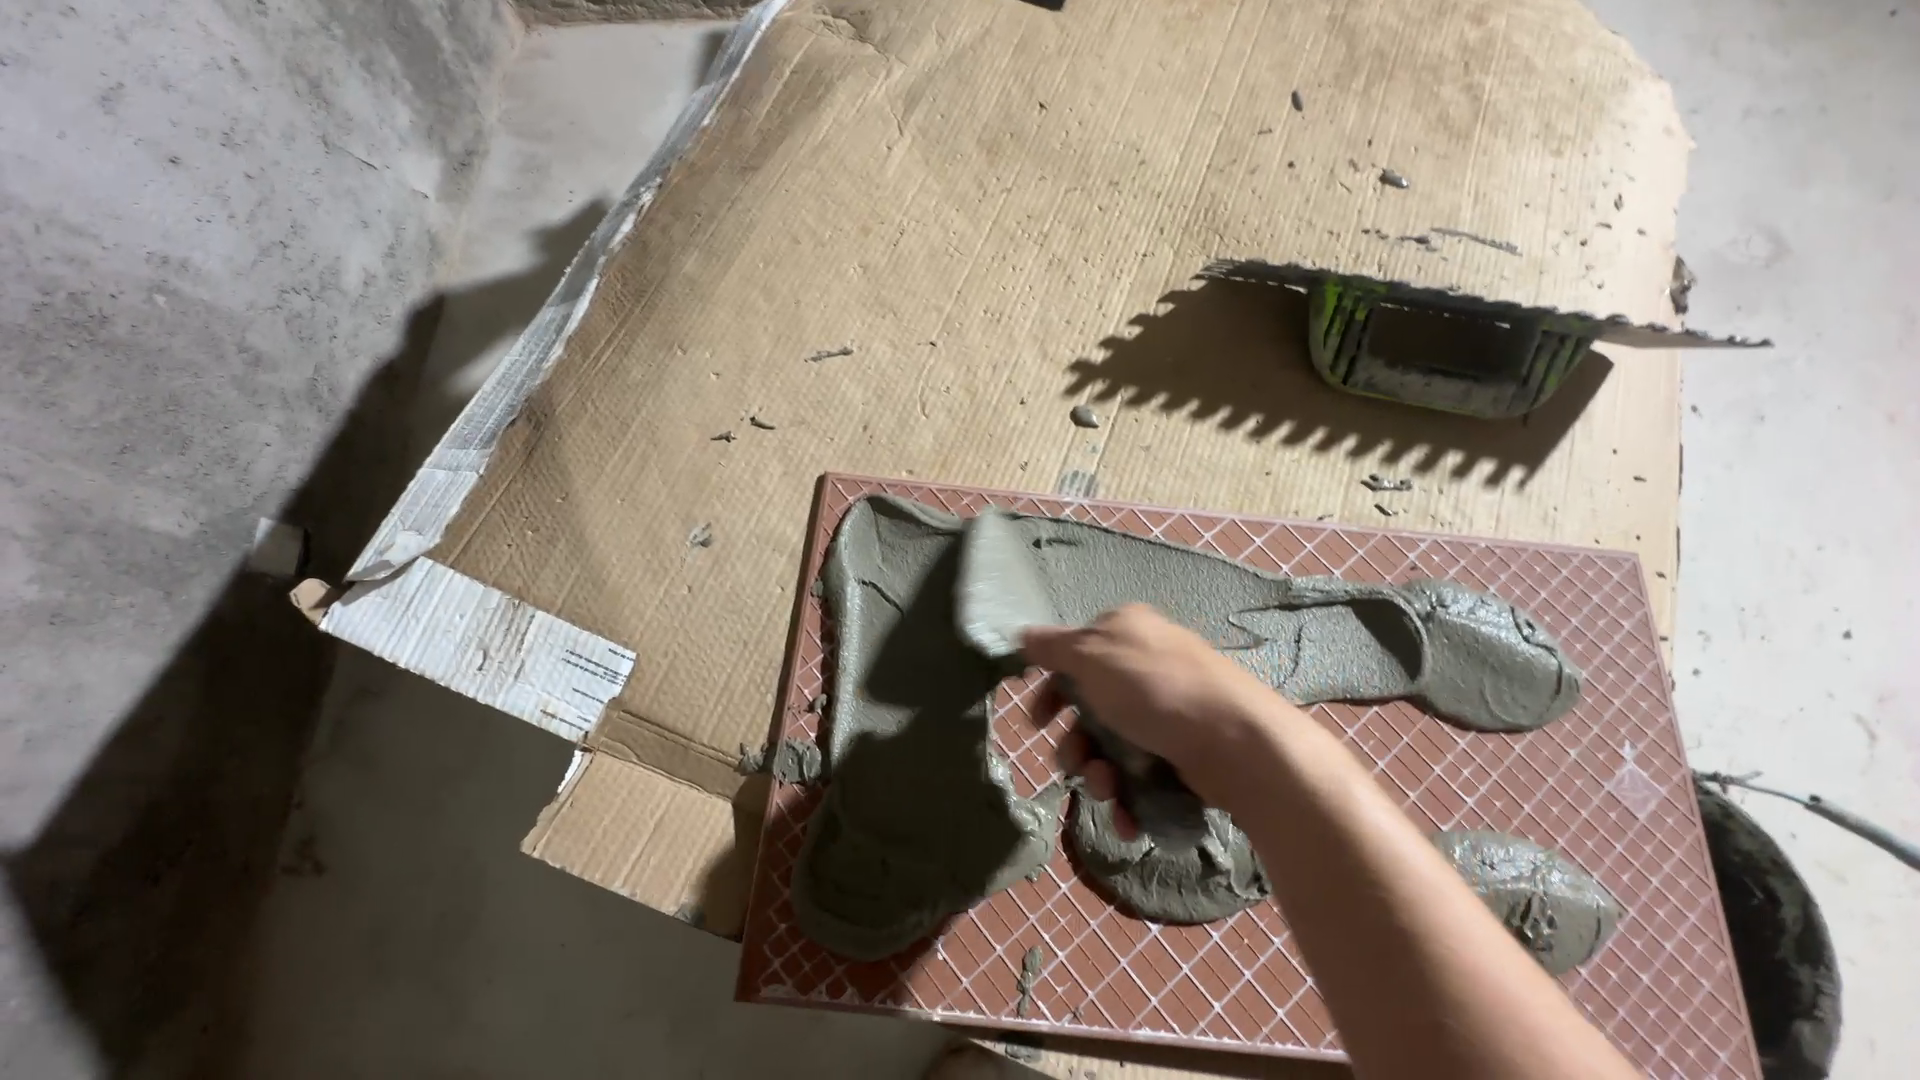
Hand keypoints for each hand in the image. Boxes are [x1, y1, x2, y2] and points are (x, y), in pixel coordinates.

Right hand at [1023, 604, 1293, 820]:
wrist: (1237, 742)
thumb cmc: (1156, 689)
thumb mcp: (1093, 656)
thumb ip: (1053, 648)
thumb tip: (1022, 634)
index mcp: (1124, 634)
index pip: (1072, 656)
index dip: (1050, 690)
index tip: (1036, 722)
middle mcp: (1142, 668)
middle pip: (1087, 710)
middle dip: (1074, 745)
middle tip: (1074, 764)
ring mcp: (1163, 713)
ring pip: (1109, 748)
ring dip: (1098, 775)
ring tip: (1109, 791)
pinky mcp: (1179, 753)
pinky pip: (1138, 776)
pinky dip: (1127, 799)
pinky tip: (1127, 818)